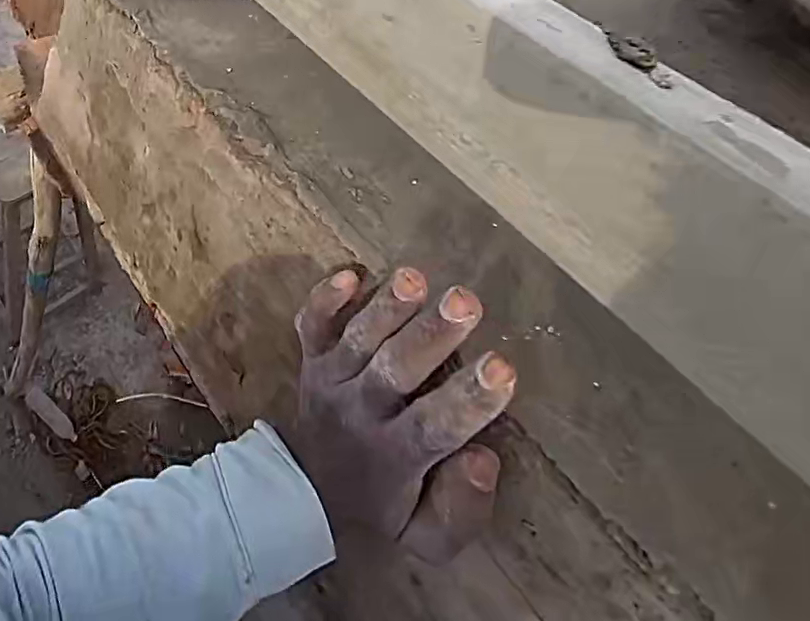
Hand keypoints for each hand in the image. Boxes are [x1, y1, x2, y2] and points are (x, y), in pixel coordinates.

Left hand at [282, 267, 515, 563]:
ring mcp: (332, 376)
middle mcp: (360, 409)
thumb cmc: (382, 502)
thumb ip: (460, 508)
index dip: (469, 398)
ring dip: (385, 308)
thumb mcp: (426, 535)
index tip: (503, 367)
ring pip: (357, 339)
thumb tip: (484, 459)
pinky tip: (351, 274)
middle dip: (431, 335)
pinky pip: (312, 323)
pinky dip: (325, 298)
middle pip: (395, 370)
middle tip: (465, 302)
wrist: (307, 484)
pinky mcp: (312, 354)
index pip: (435, 425)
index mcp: (394, 453)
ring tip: (413, 279)